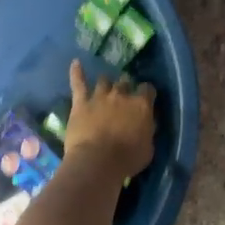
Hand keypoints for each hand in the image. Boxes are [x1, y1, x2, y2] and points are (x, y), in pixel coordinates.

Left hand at [64, 61, 156, 179]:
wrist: (97, 162)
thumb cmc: (127, 159)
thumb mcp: (148, 147)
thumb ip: (147, 130)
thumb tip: (147, 123)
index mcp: (141, 105)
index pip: (147, 89)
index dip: (146, 93)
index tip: (145, 99)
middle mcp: (121, 95)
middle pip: (124, 82)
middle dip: (125, 87)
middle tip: (123, 96)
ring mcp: (100, 96)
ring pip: (104, 80)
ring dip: (105, 84)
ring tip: (104, 87)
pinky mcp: (81, 103)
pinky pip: (78, 83)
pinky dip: (77, 72)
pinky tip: (76, 63)